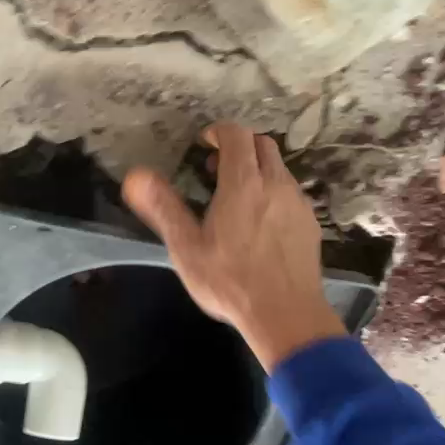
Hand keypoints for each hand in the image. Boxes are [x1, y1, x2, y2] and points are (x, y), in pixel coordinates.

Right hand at [124, 123, 345, 369]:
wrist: (285, 312)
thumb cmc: (228, 281)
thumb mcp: (186, 248)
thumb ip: (163, 208)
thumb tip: (135, 177)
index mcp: (243, 185)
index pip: (237, 136)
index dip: (219, 132)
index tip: (204, 143)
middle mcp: (275, 184)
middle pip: (263, 145)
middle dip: (239, 147)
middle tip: (216, 169)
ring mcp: (297, 203)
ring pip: (279, 169)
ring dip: (257, 170)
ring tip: (235, 197)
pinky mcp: (310, 223)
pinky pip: (290, 193)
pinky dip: (272, 193)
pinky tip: (259, 222)